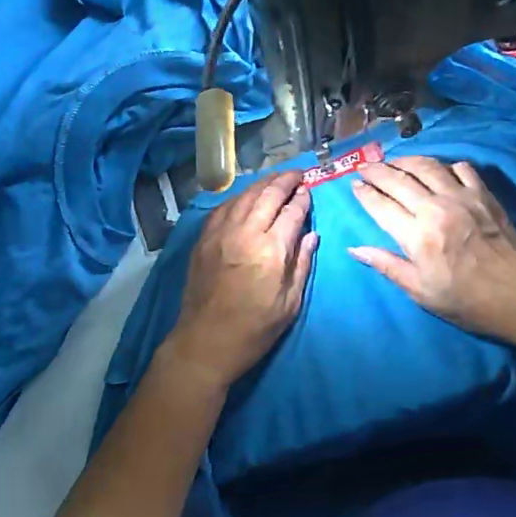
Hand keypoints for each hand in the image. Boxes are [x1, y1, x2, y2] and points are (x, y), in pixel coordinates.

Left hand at [163, 170, 318, 386]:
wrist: (205, 342)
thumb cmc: (254, 330)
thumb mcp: (289, 303)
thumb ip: (301, 264)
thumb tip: (311, 234)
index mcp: (271, 250)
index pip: (292, 212)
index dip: (303, 199)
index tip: (310, 190)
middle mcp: (245, 232)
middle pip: (268, 195)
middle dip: (285, 181)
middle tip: (297, 174)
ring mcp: (220, 233)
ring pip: (244, 196)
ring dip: (262, 184)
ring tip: (276, 179)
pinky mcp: (203, 239)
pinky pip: (223, 207)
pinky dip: (239, 197)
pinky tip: (247, 196)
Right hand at [348, 157, 515, 337]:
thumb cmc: (464, 299)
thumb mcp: (420, 290)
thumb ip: (387, 265)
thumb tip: (355, 249)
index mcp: (417, 236)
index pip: (381, 205)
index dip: (365, 193)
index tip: (354, 185)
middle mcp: (436, 209)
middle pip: (399, 180)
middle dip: (377, 171)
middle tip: (365, 167)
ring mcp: (462, 197)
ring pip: (427, 167)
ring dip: (406, 161)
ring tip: (394, 162)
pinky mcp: (483, 195)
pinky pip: (461, 168)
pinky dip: (445, 166)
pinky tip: (438, 171)